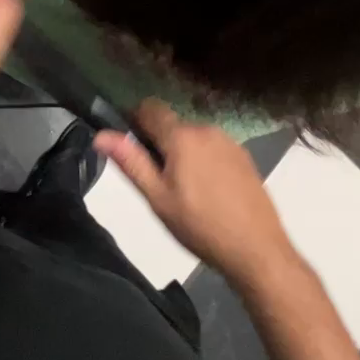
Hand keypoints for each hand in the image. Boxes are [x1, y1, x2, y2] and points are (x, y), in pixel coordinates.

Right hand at [95, 101, 294, 283]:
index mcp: (181, 136)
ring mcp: (229, 141)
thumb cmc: (201, 227)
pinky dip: (205, 161)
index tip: (131, 147)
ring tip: (186, 192)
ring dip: (183, 153)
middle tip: (159, 183)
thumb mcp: (158, 199)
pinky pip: (213, 148)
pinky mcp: (244, 156)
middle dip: (161, 144)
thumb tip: (101, 135)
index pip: (149, 108)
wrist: (258, 251)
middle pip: (172, 125)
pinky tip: (210, 193)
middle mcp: (206, 129)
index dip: (135, 120)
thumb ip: (131, 163)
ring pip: (193, 138)